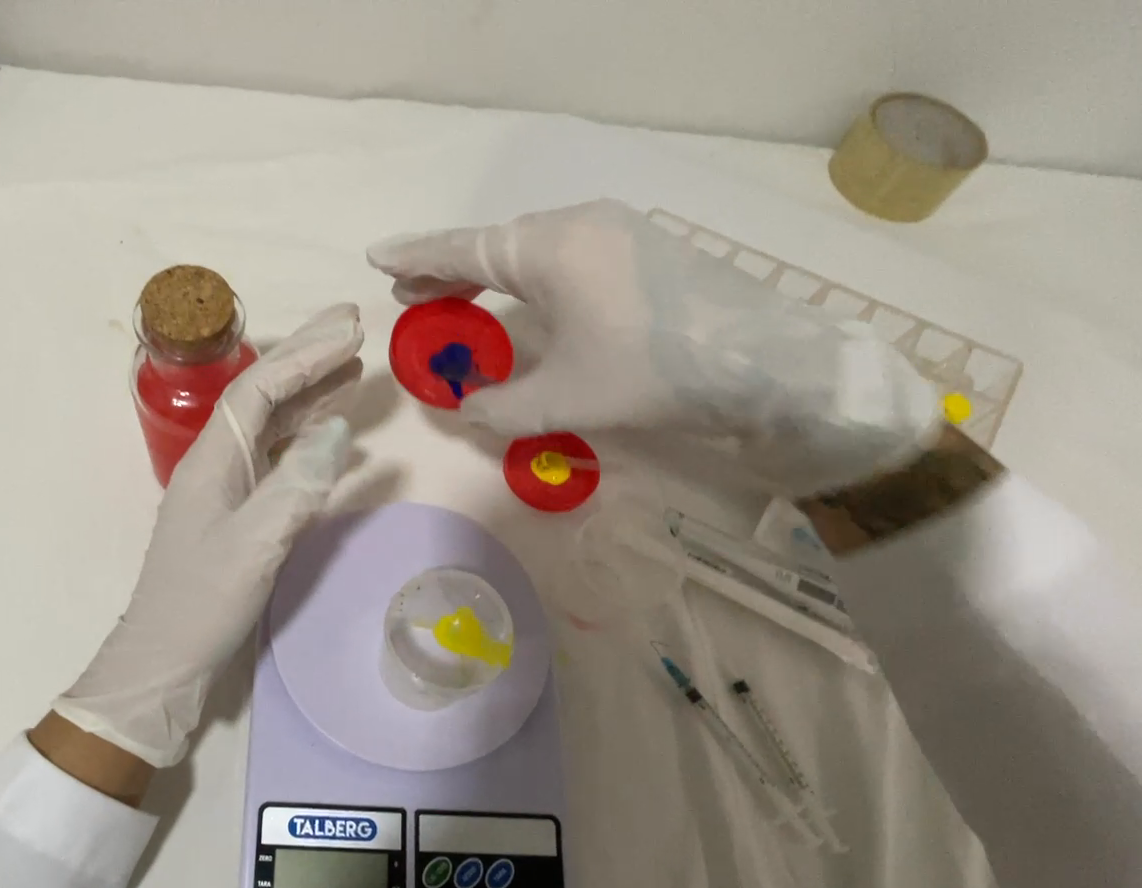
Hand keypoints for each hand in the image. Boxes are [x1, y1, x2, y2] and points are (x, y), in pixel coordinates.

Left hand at [51, 304, 364, 766]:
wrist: (165, 661)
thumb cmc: (202, 604)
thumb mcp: (253, 545)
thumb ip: (296, 484)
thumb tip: (339, 428)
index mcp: (211, 459)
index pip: (259, 388)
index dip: (305, 356)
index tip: (351, 331)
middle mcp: (216, 462)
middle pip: (262, 394)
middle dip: (306, 357)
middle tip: (352, 325)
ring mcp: (226, 488)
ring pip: (271, 424)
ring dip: (310, 392)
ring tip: (352, 366)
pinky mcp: (237, 513)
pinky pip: (275, 457)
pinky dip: (305, 436)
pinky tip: (330, 429)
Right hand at [368, 199, 941, 495]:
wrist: (766, 363)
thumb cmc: (654, 373)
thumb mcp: (565, 400)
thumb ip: (501, 407)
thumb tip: (467, 408)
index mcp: (551, 247)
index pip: (465, 249)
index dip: (417, 256)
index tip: (376, 257)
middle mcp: (579, 224)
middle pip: (496, 245)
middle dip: (449, 271)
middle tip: (409, 295)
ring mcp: (616, 232)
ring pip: (531, 250)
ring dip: (489, 277)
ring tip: (454, 302)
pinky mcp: (641, 251)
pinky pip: (563, 258)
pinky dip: (529, 281)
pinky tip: (524, 305)